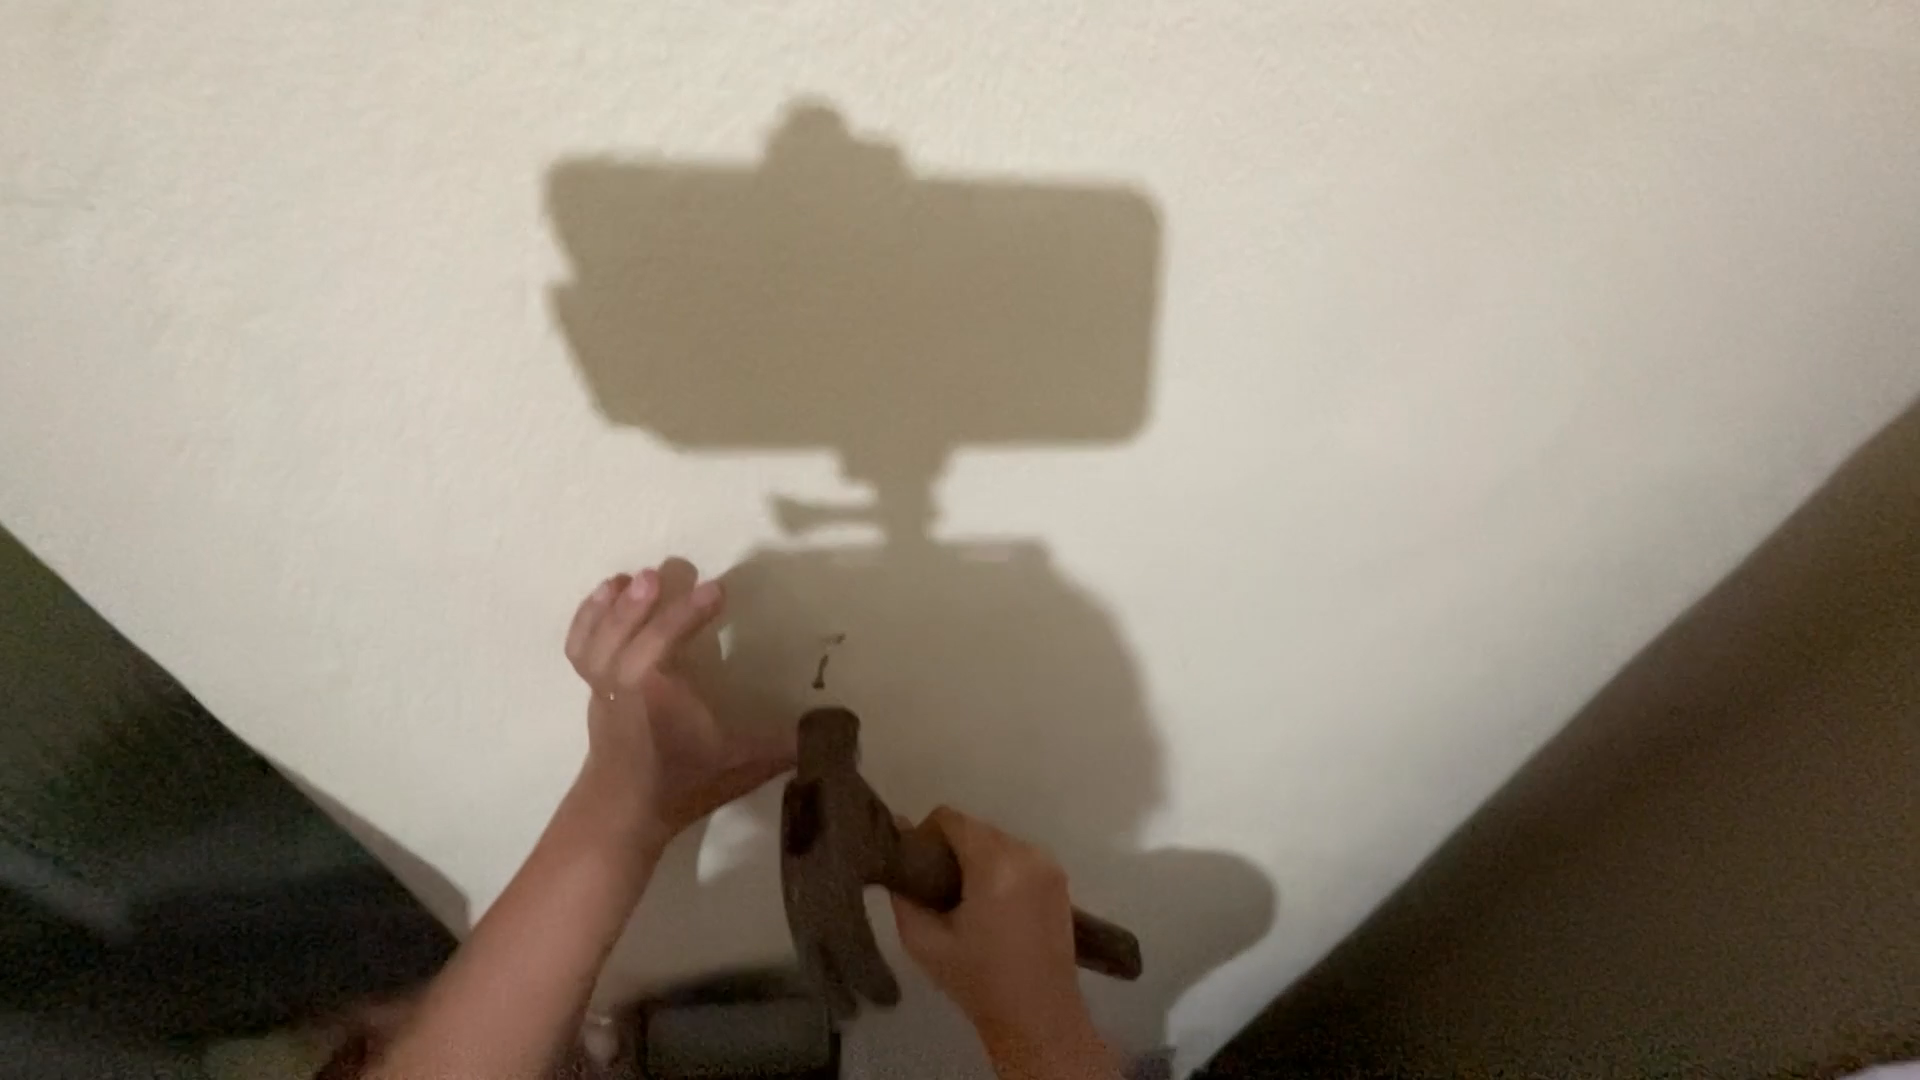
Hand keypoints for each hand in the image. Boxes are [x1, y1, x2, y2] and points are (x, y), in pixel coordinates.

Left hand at [563, 562, 793, 851]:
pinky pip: (581, 646)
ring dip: (614, 607)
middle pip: (624, 639)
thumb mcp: (738, 762)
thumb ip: (782, 744)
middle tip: (667, 571)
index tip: (717, 589)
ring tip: (638, 577)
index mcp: (656, 698)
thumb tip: (833, 728)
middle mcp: (622, 687)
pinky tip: (608, 591)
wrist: (623, 811)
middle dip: (643, 607)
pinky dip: (589, 616)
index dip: (686, 616)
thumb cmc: (683, 780)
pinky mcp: (592, 684)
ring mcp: (600, 685)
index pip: (664, 648)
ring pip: (597, 640)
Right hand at [890, 808, 1117, 1077]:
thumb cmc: (977, 981)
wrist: (1038, 1016)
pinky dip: (1001, 867)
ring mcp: (1047, 862)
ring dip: (977, 856)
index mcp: (994, 864)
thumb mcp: (925, 942)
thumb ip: (903, 896)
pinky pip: (1018, 854)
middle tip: (936, 884)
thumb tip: (894, 863)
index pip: (951, 818)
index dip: (926, 833)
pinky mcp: (1059, 876)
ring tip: (965, 896)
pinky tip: (992, 903)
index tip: (917, 865)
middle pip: (975, 827)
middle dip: (951, 848)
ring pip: (997, 839)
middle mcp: (1025, 852)